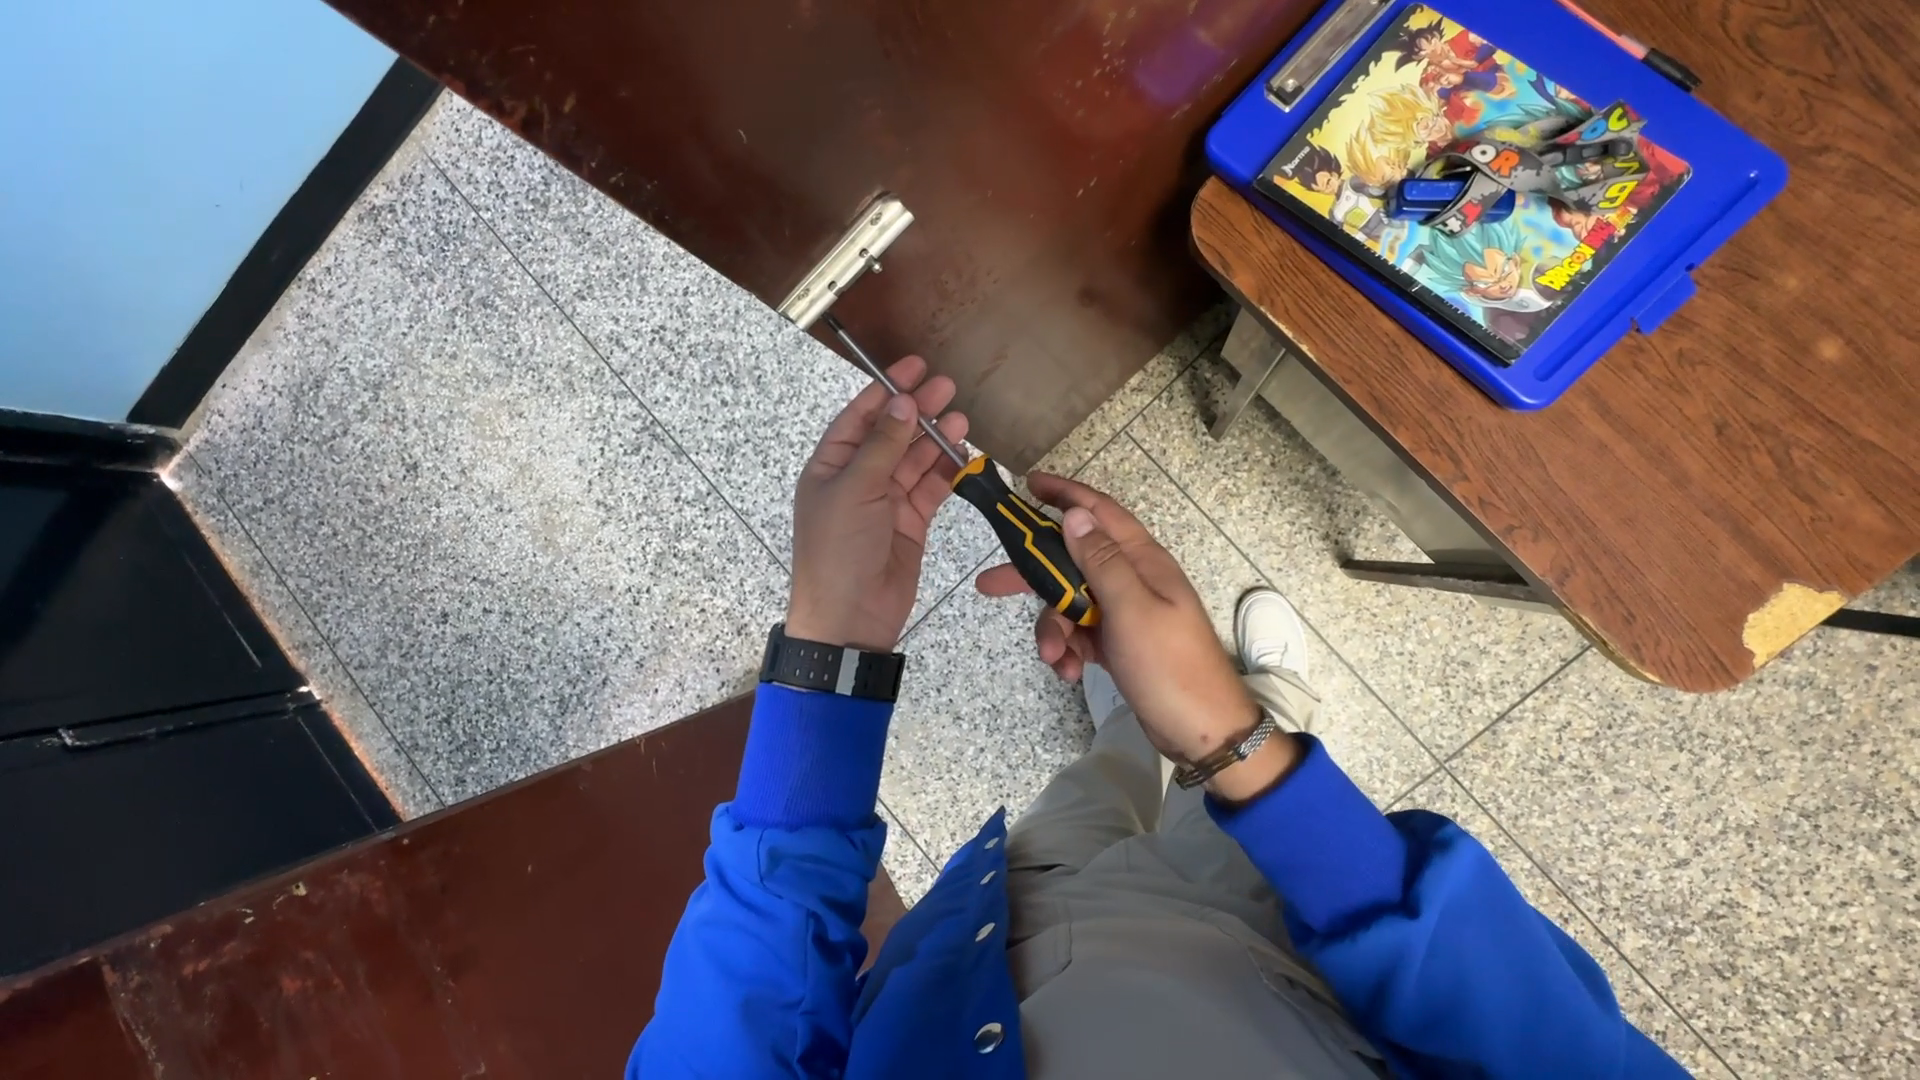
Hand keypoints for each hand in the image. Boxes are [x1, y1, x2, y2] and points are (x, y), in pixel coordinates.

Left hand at [787, 355, 966, 650]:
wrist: (851, 617)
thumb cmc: (838, 550)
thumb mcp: (855, 491)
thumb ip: (882, 446)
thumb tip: (902, 403)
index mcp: (830, 466)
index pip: (859, 418)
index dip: (885, 390)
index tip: (913, 366)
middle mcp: (858, 479)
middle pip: (891, 434)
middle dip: (918, 411)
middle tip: (947, 386)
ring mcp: (886, 501)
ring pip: (914, 460)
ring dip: (937, 439)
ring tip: (962, 417)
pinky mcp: (911, 521)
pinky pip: (931, 488)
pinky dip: (947, 471)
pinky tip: (964, 453)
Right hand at [975, 473, 1297, 797]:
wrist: (1202, 732)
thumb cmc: (1170, 666)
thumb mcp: (1132, 609)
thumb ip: (1101, 560)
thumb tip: (1075, 513)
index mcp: (1142, 560)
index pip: (1099, 512)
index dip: (1065, 494)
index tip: (1028, 484)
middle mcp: (1132, 579)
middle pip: (1071, 561)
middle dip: (1033, 575)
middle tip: (989, 585)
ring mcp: (1124, 612)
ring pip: (1069, 604)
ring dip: (1054, 630)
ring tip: (1054, 658)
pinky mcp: (1117, 642)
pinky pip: (1080, 634)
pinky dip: (1069, 650)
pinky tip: (1069, 671)